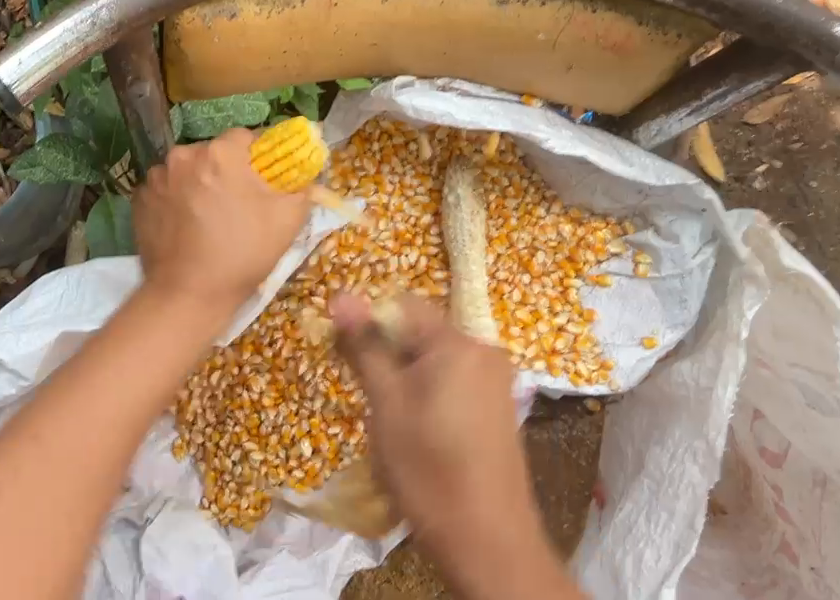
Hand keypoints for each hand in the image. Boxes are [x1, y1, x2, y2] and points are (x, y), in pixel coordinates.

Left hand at [130, 129, 309, 321]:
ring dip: (197, 184)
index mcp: (221, 153)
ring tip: (206, 218)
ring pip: (186, 170)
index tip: (260, 182)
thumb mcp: (288, 219)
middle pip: (212, 153)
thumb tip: (302, 172)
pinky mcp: (139, 198)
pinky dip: (174, 200)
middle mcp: (184, 155)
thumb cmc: (243, 253)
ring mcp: (156, 176)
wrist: (188, 294)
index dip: (256, 158)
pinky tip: (184, 226)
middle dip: (225, 171)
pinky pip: (164, 189)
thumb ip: (300, 185)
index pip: (244, 138)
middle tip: (236, 204)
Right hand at [333, 294, 560, 584]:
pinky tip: (418, 434)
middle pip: (419, 331)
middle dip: (388, 355)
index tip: (349, 357)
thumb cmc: (429, 469)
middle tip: (370, 395)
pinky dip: (429, 395)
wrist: (490, 544)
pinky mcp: (498, 409)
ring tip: (391, 419)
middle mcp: (484, 352)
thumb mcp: (385, 403)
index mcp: (458, 343)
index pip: (402, 305)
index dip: (369, 324)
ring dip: (405, 378)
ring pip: (434, 360)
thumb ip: (365, 346)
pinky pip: (453, 382)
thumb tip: (341, 295)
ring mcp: (496, 382)